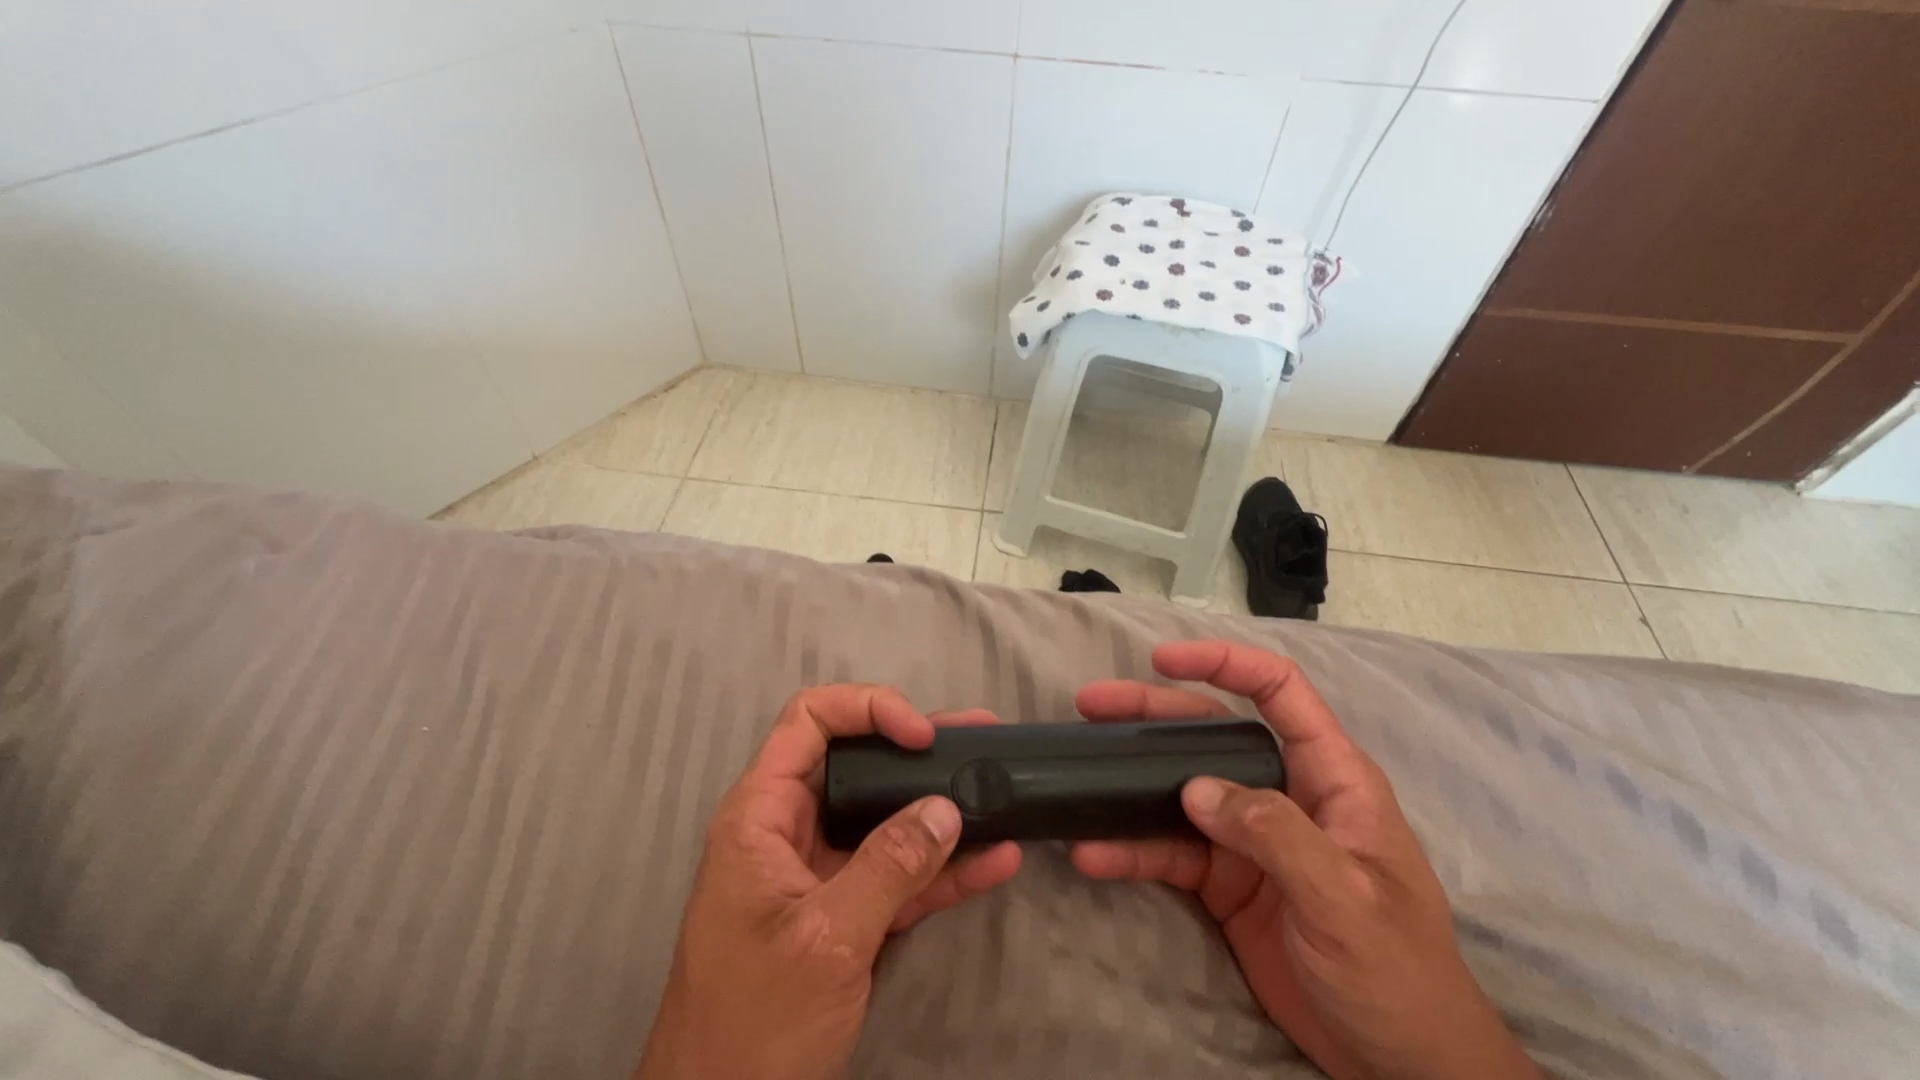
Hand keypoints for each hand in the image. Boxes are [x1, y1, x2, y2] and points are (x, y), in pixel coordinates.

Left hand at [635, 685, 1022, 1079]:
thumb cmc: (754, 1019)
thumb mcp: (825, 938)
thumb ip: (889, 868)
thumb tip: (946, 810)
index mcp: (762, 815)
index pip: (809, 722)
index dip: (866, 709)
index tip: (921, 737)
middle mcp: (791, 831)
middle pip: (858, 764)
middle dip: (920, 754)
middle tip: (982, 741)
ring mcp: (822, 873)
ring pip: (887, 821)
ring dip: (942, 810)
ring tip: (1002, 790)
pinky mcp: (847, 914)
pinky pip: (899, 876)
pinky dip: (943, 870)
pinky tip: (993, 862)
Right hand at [1073, 641, 1536, 1079]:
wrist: (1396, 1061)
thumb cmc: (1395, 970)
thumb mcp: (1343, 897)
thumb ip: (1275, 834)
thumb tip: (1195, 789)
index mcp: (1330, 778)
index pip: (1280, 693)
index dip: (1225, 663)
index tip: (1163, 659)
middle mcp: (1284, 796)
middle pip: (1212, 734)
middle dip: (1153, 715)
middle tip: (1093, 705)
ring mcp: (1250, 840)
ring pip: (1180, 791)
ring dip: (1128, 785)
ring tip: (1077, 779)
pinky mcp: (1225, 882)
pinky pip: (1170, 853)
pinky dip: (1131, 852)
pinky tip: (1093, 855)